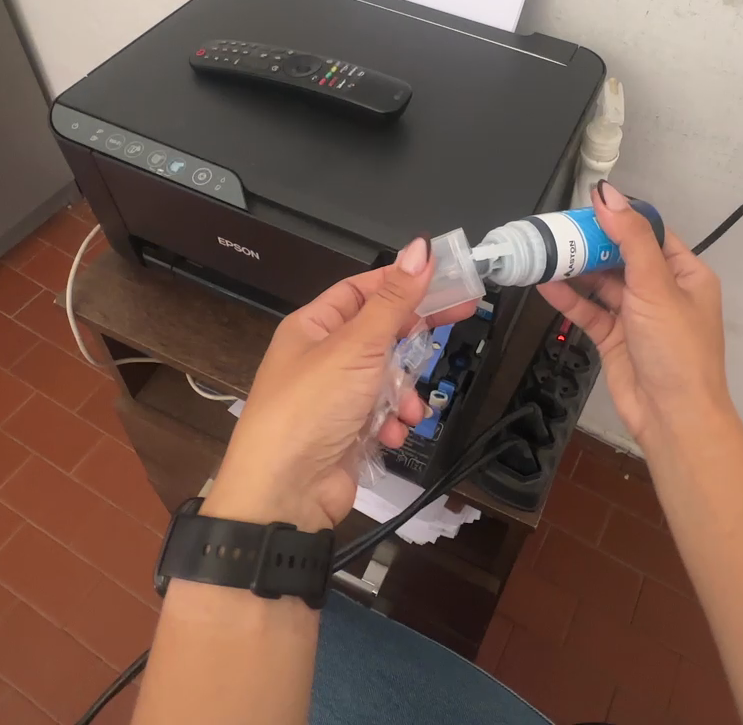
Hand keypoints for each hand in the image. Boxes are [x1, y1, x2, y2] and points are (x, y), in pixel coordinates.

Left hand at [204, 238, 476, 531]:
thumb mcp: (357, 346)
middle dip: (413, 339)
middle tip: (458, 320)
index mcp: (313, 326)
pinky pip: (383, 414)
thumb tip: (421, 248)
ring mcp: (335, 396)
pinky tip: (391, 434)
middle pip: (381, 333)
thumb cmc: (310, 408)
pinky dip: (393, 422)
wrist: (284, 495)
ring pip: (388, 377)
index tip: (445, 278)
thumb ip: (394, 299)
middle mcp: (322, 357)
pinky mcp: (347, 431)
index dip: (403, 282)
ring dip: (404, 392)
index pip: (363, 289)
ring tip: (406, 409)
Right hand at [538, 182, 730, 449]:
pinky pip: (589, 310)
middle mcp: (662, 290)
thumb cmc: (676, 348)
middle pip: (620, 256)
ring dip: (576, 269)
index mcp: (685, 273)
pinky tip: (546, 283)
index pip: (648, 233)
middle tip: (556, 228)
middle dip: (590, 243)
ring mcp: (637, 315)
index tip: (585, 206)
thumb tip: (607, 193)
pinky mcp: (614, 337)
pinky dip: (569, 298)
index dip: (619, 218)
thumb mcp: (655, 286)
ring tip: (545, 251)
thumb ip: (629, 238)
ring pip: (601, 283)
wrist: (674, 418)